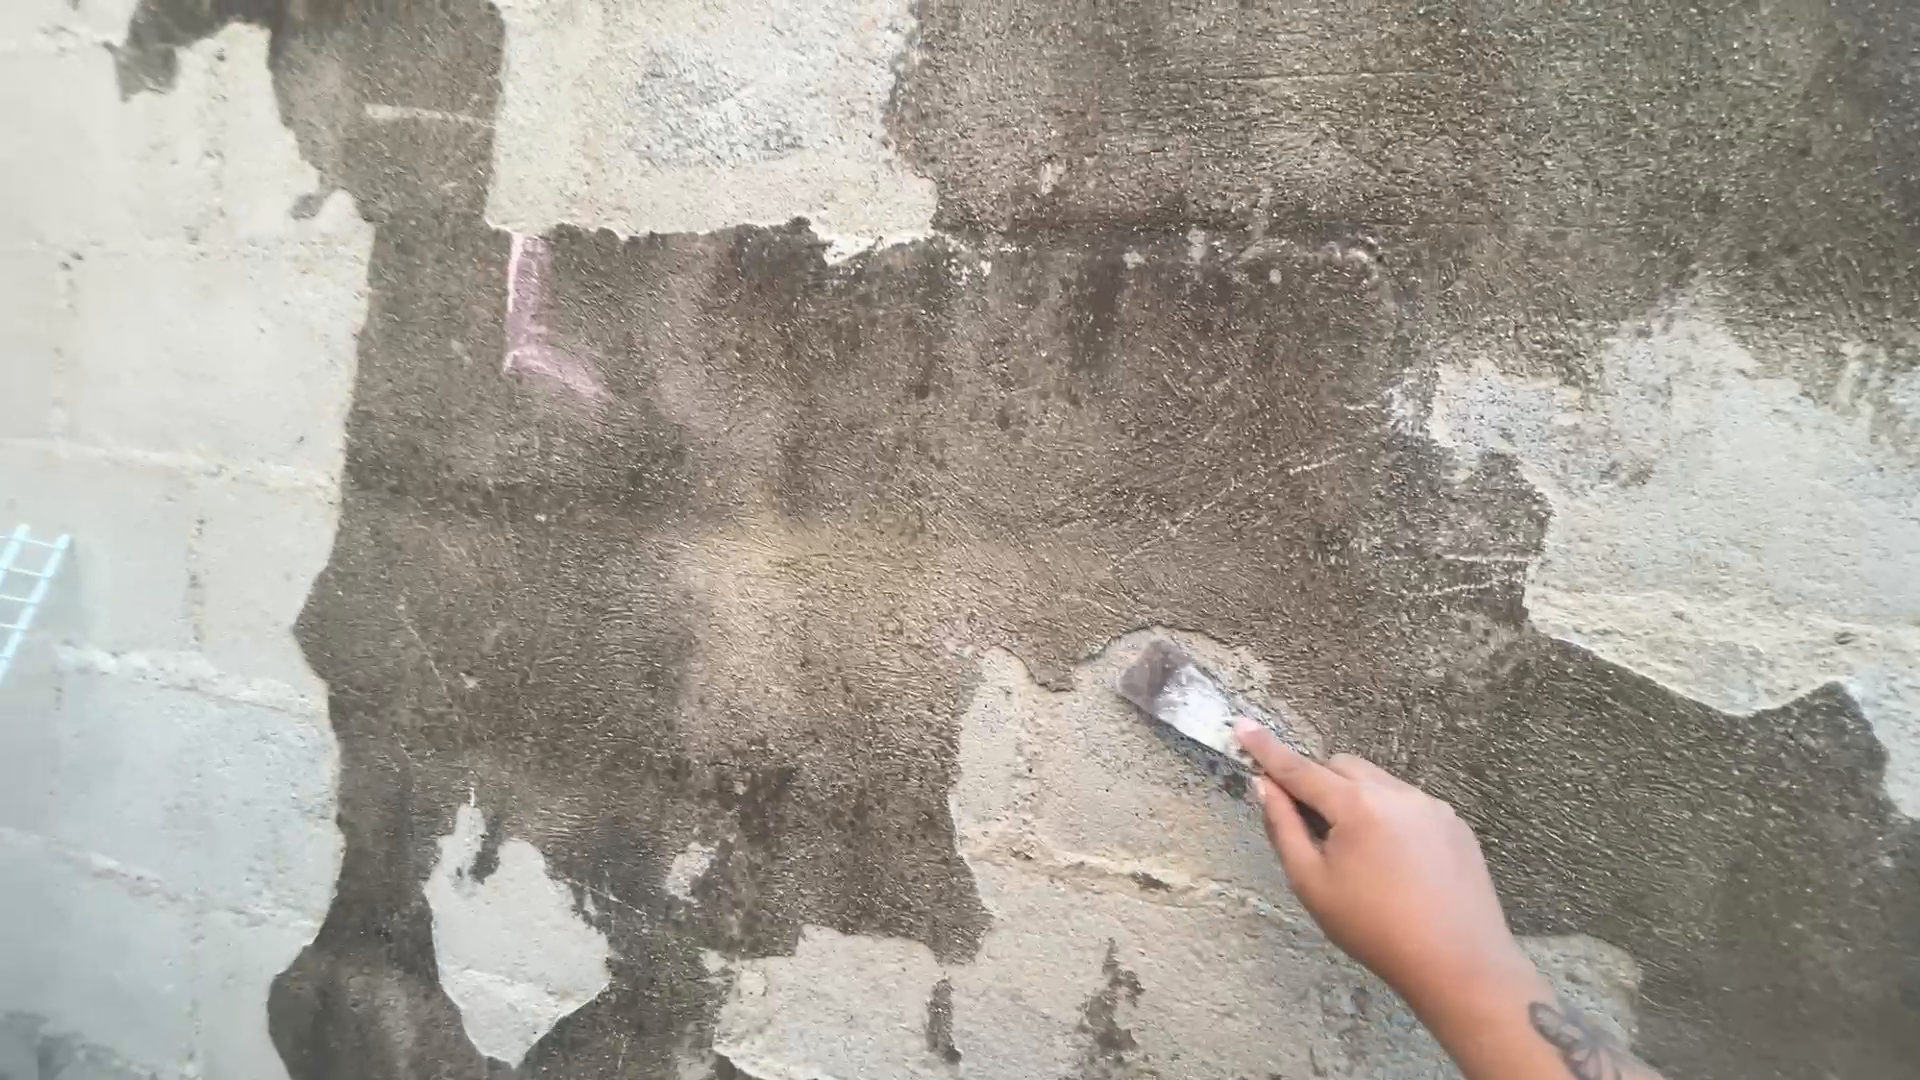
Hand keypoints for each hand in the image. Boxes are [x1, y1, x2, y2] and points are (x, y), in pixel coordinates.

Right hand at [1233, 721, 1536, 1020]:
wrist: (1464, 970)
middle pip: (1338, 765)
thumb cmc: (1375, 930)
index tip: (1242, 724)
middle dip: (1317, 782)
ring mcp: (1431, 806)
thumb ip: (1282, 826)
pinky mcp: (1454, 823)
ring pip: (1373, 780)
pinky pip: (1405, 800)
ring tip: (1358, 850)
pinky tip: (1393, 859)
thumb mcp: (1311, 882)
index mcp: (1356, 806)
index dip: (1266, 747)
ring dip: (1352, 797)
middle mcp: (1395, 793)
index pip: (1298, 767)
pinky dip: (1385, 813)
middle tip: (1312, 824)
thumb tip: (1264, 784)